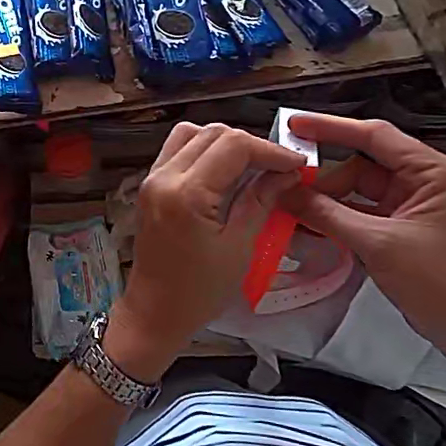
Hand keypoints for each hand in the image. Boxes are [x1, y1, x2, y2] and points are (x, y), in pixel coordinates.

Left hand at [109, 123, 306, 380]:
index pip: (234, 146)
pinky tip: (224, 172)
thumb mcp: (239, 247)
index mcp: (187, 194)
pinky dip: (203, 150)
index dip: (270, 150)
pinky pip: (177, 149)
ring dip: (225, 142)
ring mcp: (152, 179)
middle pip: (213, 133)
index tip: (295, 165)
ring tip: (252, 166)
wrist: (154, 312)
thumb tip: (287, 174)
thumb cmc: (198, 291)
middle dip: (251, 144)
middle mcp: (164, 177)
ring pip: (192, 134)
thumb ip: (261, 201)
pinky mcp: (150, 185)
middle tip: (278, 167)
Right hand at [280, 114, 445, 367]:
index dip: (331, 128)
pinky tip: (315, 226)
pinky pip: (369, 214)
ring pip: (363, 192)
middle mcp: (431, 183)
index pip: (376, 136)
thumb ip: (329, 215)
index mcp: (437, 173)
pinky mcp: (411, 230)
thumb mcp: (379, 245)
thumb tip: (288, 194)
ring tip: (296, 212)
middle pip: (365, 166)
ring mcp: (420, 207)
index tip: (296, 124)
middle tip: (288, 187)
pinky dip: (343, 219)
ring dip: (331, 202)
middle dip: (326, 178)